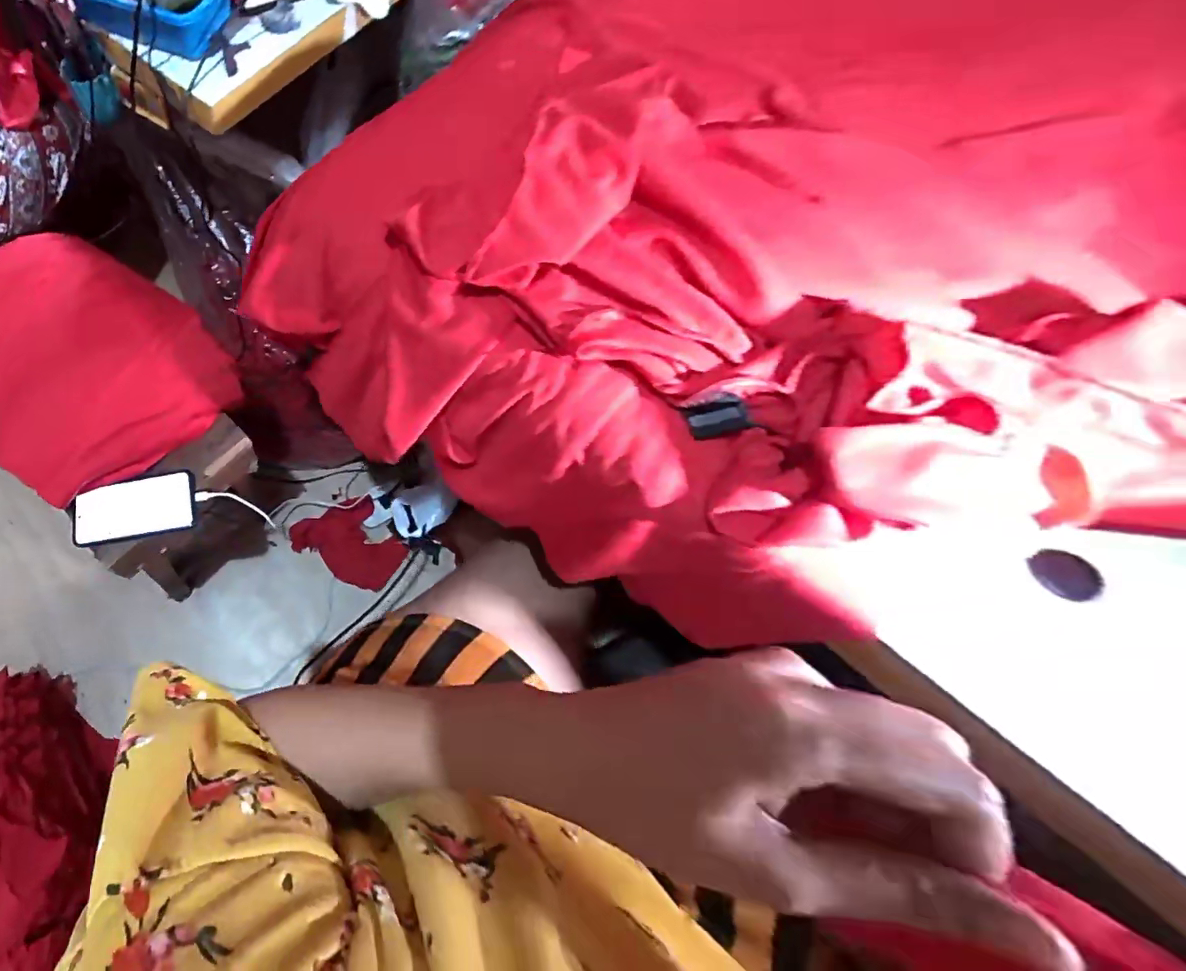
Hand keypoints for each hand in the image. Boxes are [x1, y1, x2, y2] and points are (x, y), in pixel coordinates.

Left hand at [533, 650, 1080, 970]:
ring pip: (883, 725)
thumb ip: (897, 890)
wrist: (563, 744)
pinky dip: (846, 754)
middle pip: (930, 747)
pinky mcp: (744, 667)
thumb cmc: (647, 809)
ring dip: (890, 785)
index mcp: (806, 725)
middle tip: (880, 868)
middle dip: (937, 816)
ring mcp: (766, 665)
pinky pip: (833, 707)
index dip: (977, 851)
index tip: (934, 893)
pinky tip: (799, 792)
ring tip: (831, 835)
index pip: (958, 782)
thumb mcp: (770, 868)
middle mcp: (796, 679)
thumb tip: (1043, 941)